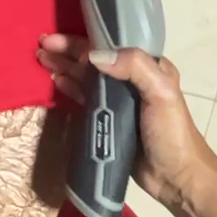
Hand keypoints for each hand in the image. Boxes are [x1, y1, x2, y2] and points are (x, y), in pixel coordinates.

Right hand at [36, 34, 216, 212]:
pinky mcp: (110, 121)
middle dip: (68, 51)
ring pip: (87, 77)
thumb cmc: (171, 133)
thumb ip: (134, 67)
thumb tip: (93, 56)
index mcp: (148, 67)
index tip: (58, 39)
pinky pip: (86, 98)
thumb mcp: (161, 93)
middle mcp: (132, 80)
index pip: (111, 45)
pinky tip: (57, 81)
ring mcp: (120, 101)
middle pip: (95, 60)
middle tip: (41, 46)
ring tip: (41, 60)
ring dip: (65, 67)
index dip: (84, 39)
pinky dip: (71, 87)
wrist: (176, 177)